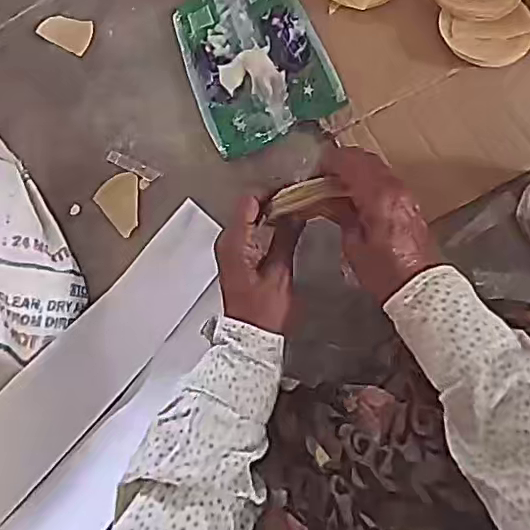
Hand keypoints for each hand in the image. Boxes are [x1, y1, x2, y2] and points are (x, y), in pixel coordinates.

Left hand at [217, 194, 304, 332]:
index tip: (295, 191)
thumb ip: (287, 237)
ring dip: (273, 212)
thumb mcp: (280, 273)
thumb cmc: (263, 311)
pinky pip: (251, 230)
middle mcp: (227, 241)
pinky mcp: (236, 256)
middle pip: (249, 206)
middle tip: (302, 198)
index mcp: (234, 243)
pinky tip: (287, 226)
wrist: (250, 339)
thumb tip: (296, 210)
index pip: (249, 200)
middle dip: (275, 200)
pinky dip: (268, 224)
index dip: (273, 192)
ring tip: (299, 209)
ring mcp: (229, 248)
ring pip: (251, 217)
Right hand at [314, 147, 441, 303]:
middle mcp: (394, 187)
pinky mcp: (410, 200)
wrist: (420, 285)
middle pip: (365, 158)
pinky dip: (368, 178)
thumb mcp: (353, 245)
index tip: (313, 170)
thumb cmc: (383, 271)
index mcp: (378, 195)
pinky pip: (385, 178)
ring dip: (355, 168)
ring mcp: (405, 191)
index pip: (350, 162)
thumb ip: (341, 214)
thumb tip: (328, 198)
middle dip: (341, 161)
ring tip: (335, 183)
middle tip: (321, 174)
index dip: (328, 162)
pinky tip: (355, 193)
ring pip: (376, 166)